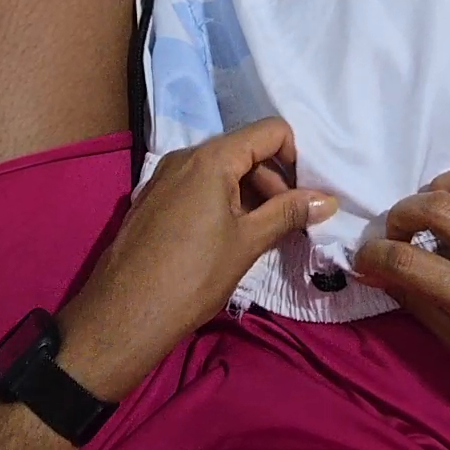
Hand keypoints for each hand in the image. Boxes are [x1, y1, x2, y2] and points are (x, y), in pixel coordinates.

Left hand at [56, 118, 335, 399]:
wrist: (122, 317)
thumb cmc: (192, 277)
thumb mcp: (247, 243)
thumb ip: (288, 213)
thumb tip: (327, 199)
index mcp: (211, 158)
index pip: (270, 131)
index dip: (295, 158)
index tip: (303, 196)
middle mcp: (186, 156)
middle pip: (246, 150)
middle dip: (274, 181)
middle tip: (290, 223)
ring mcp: (166, 176)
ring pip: (223, 170)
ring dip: (250, 195)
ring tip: (262, 236)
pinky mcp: (155, 198)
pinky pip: (200, 186)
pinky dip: (224, 202)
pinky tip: (230, 239)